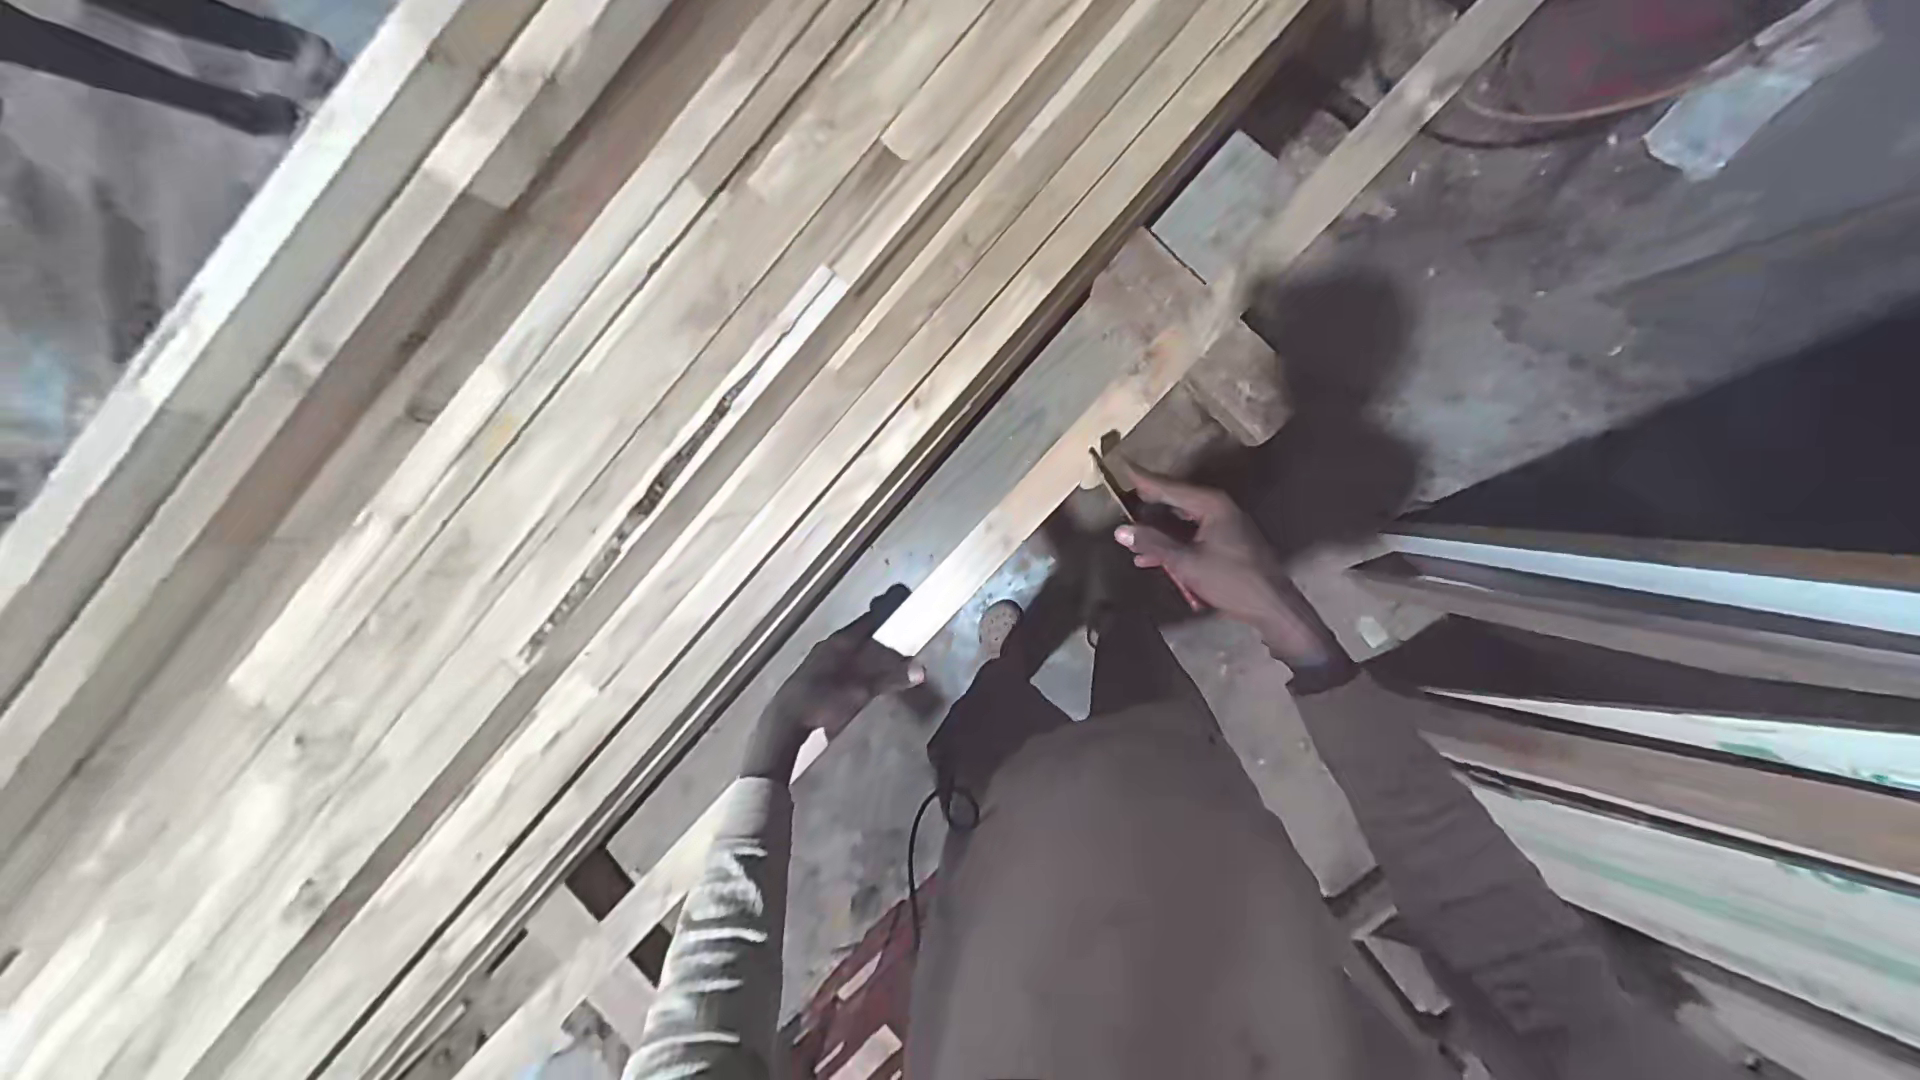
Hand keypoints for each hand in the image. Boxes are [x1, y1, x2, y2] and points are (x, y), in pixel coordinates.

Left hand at [747, 586, 925, 779]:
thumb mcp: (861, 692)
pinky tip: (857, 681)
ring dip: (863, 656)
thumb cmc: (823, 700)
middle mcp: (827, 647)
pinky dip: (852, 669)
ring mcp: (816, 662)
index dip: (883, 613)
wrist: (784, 722)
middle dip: (876, 638)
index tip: (898, 603)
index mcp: (840, 643)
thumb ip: (890, 679)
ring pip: (846, 652)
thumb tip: (921, 670)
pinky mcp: (810, 678)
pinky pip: (838, 666)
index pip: (868, 621)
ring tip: (879, 662)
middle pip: (858, 636)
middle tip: (894, 640)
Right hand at [1113, 469, 1346, 672]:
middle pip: (1175, 500)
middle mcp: (1218, 508)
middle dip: (1148, 504)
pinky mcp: (1224, 542)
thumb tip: (1121, 530)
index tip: (1123, 466)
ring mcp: (1223, 525)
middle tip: (1122, 498)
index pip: (1169, 487)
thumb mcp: (1186, 562)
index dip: (1144, 479)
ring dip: (1157, 530)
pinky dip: (1171, 544)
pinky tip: (1149, 558)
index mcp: (1212, 504)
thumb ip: (1153, 544)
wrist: (1271, 607)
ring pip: (1180, 521)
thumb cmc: (1231, 580)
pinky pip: (1190, 535)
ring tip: (1130, 535)